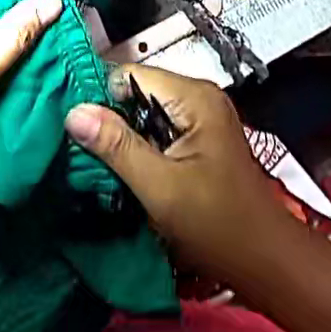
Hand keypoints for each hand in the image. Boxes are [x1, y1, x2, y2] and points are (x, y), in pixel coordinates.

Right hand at [64, 65, 330, 331]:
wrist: (263, 257)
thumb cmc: (216, 222)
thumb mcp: (160, 187)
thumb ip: (118, 147)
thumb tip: (74, 112)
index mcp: (195, 96)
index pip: (133, 74)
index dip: (99, 93)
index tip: (67, 114)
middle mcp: (200, 94)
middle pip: (140, 90)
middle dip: (109, 113)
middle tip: (74, 137)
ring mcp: (202, 114)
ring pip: (147, 109)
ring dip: (122, 130)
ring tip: (90, 151)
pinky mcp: (200, 135)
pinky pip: (160, 125)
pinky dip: (140, 141)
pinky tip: (120, 162)